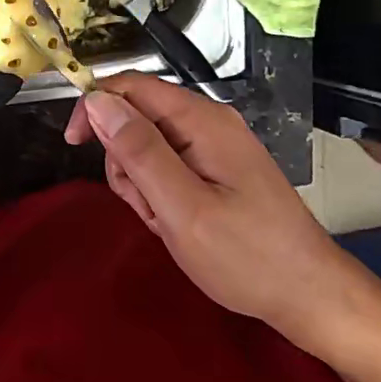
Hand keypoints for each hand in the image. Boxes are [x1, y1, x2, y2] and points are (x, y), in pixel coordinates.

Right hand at [66, 72, 357, 333]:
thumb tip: (98, 101)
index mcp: (202, 121)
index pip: (131, 87)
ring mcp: (215, 146)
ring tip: (168, 223)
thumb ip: (139, 152)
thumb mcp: (182, 208)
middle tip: (147, 207)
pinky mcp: (218, 168)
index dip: (95, 107)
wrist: (307, 294)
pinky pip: (170, 167)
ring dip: (142, 184)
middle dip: (125, 161)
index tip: (73, 146)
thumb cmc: (246, 257)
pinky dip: (161, 194)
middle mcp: (209, 122)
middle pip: (137, 118)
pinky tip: (178, 224)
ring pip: (149, 146)